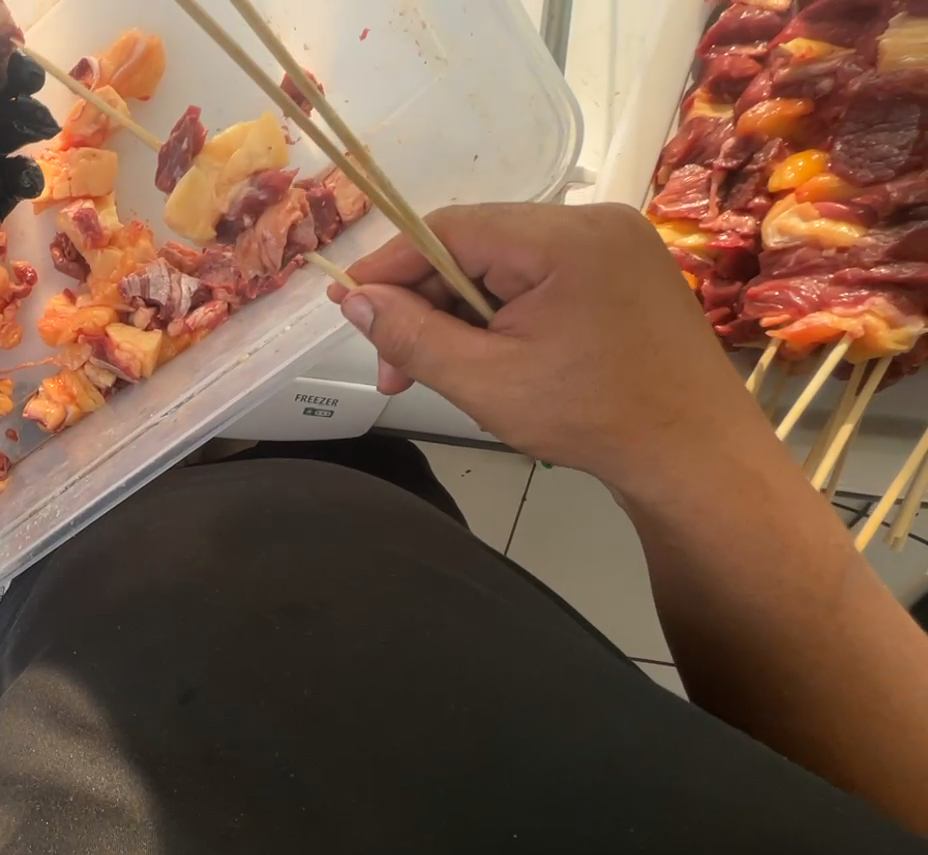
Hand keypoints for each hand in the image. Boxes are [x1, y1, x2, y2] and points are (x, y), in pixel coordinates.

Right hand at [329, 203, 773, 494]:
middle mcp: (589, 225)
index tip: (341, 301)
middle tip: (389, 369)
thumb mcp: (478, 379)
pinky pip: (525, 281)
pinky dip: (486, 318)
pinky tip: (472, 359)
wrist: (690, 452)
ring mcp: (606, 248)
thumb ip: (409, 334)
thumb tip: (353, 300)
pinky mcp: (612, 275)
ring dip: (448, 318)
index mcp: (563, 240)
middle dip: (418, 305)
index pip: (447, 230)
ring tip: (422, 376)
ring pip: (493, 268)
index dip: (386, 264)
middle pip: (469, 248)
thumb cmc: (585, 415)